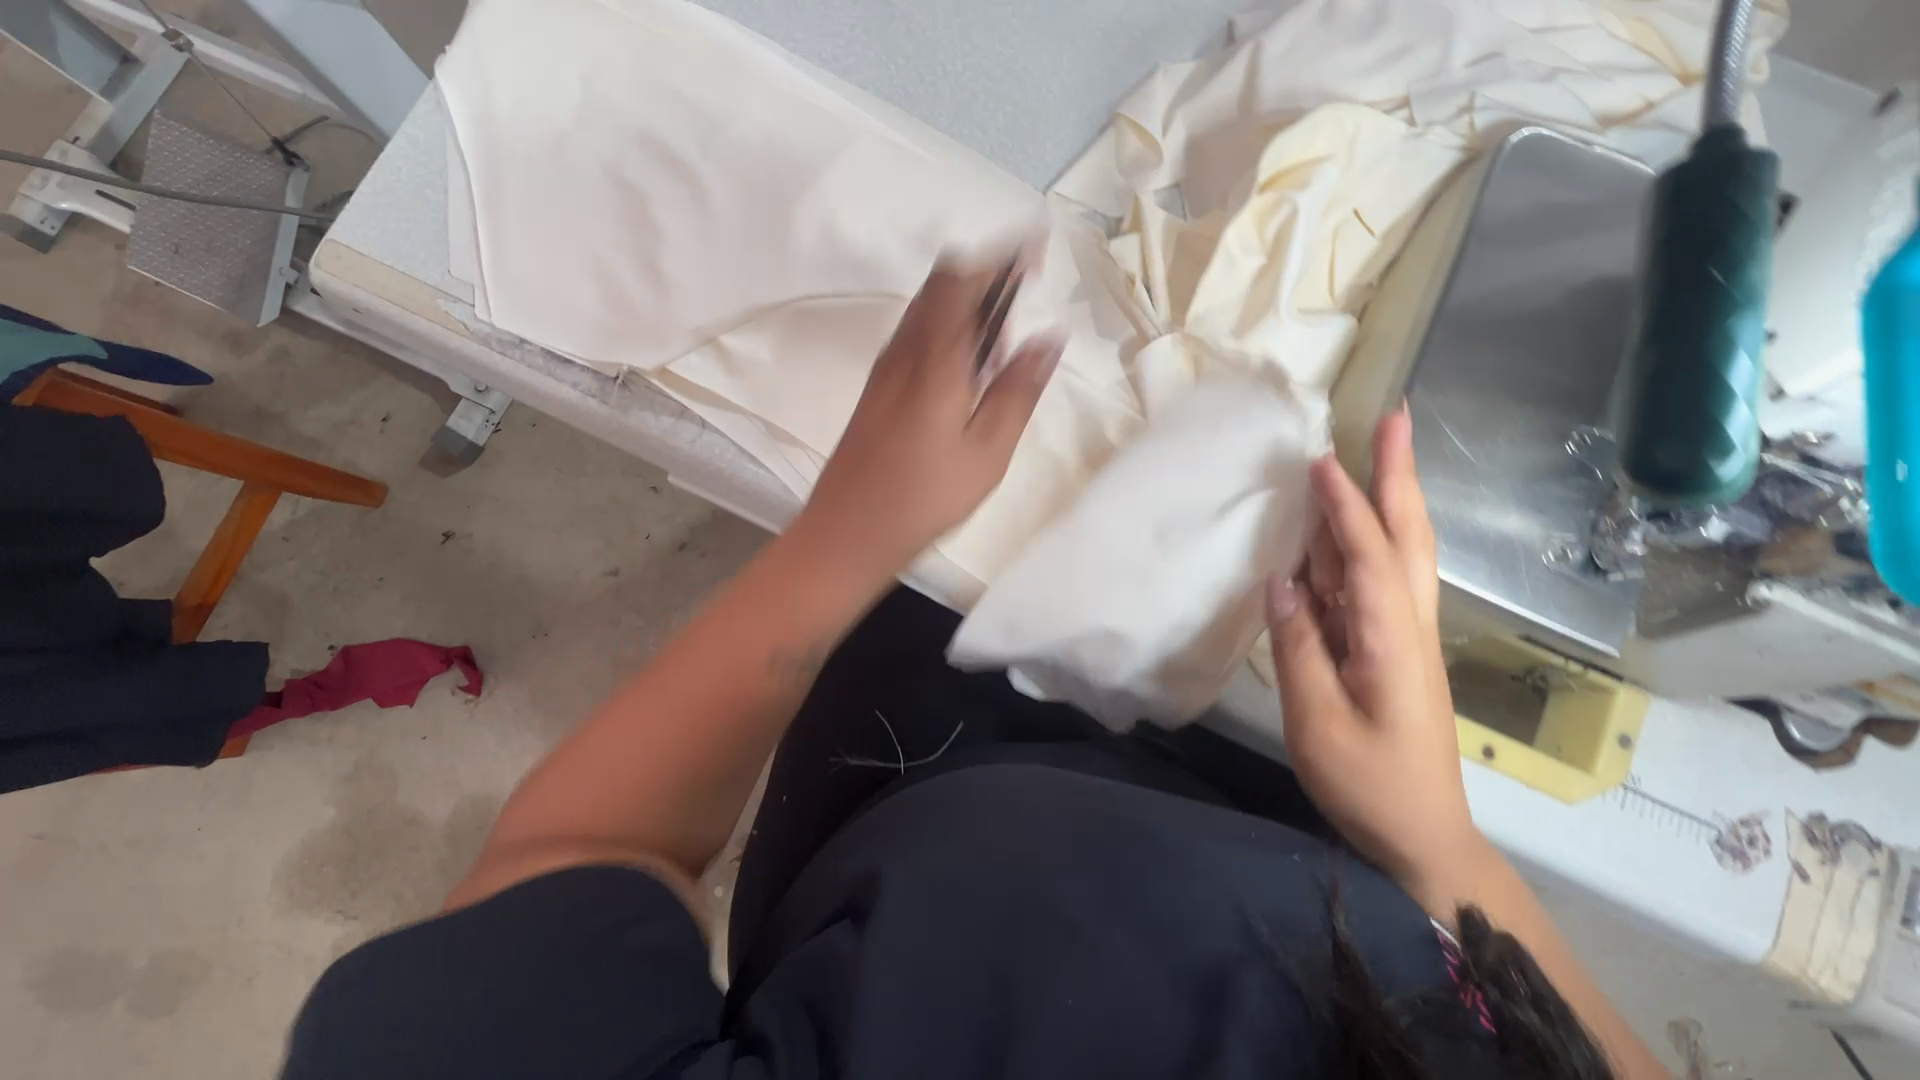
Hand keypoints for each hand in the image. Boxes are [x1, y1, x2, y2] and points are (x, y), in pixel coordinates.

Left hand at [792, 249, 1063, 581]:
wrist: (846, 532)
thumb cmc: (924, 498)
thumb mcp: (987, 451)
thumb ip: (1018, 390)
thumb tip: (1049, 337)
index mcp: (935, 357)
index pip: (964, 277)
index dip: (1003, 254)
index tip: (1037, 248)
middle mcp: (905, 349)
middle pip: (942, 282)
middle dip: (987, 270)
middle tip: (1025, 288)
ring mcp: (885, 368)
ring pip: (927, 306)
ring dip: (966, 298)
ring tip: (1004, 326)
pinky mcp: (876, 388)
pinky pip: (916, 332)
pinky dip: (948, 324)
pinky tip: (967, 363)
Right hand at [1266, 408, 1487, 912]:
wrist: (1421, 834)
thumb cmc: (1369, 783)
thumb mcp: (1319, 722)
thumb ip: (1298, 648)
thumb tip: (1281, 582)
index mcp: (1392, 639)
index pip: (1370, 556)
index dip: (1347, 506)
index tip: (1323, 457)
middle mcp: (1407, 625)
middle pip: (1407, 538)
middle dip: (1400, 476)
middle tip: (1397, 419)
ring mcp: (1402, 637)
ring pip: (1398, 555)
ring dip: (1384, 501)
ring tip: (1368, 457)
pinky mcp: (1390, 651)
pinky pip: (1375, 585)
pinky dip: (1359, 546)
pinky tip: (1335, 535)